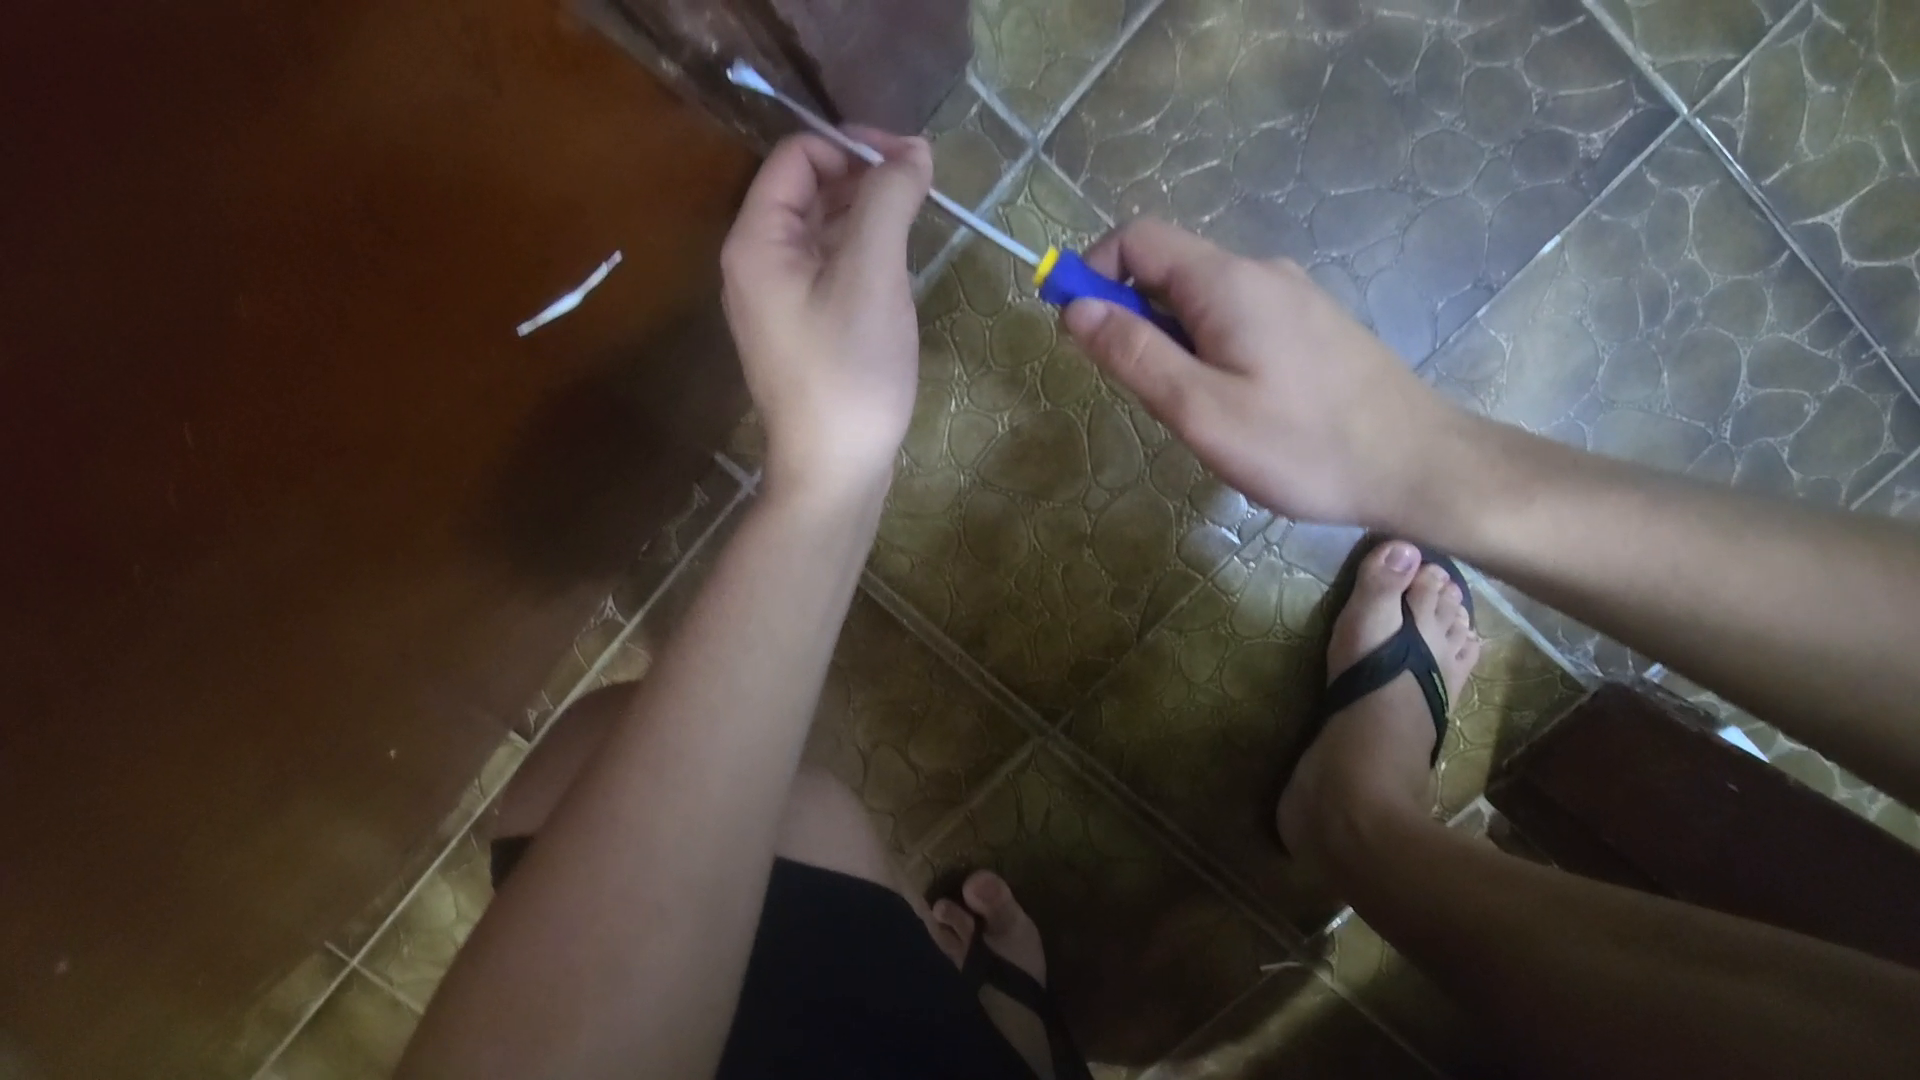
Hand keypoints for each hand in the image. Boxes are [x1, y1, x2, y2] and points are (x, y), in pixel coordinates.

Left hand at [720, 131, 932, 503]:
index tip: (913, 162)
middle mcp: (756, 263)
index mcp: (757, 241)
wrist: (833, 469)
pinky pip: (828, 270)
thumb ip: (888, 202)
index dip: (855, 144)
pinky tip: (896, 269)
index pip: (798, 156)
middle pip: (807, 190)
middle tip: (923, 190)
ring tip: (917, 224)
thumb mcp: (873, 277)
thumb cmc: (850, 373)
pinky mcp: (800, 329)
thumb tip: (913, 151)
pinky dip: (862, 255)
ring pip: (821, 231)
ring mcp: (776, 300)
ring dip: (867, 216)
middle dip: (865, 178)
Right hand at [1062, 219, 1459, 528]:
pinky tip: (1234, 407)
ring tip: (1193, 411)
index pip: (1138, 238)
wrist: (1419, 465)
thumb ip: (1133, 354)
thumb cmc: (1302, 444)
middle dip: (1132, 319)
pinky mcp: (1310, 326)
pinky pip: (1235, 321)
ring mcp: (1291, 297)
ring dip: (1171, 343)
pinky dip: (1208, 351)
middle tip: (1142, 391)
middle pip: (1168, 270)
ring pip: (1200, 302)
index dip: (1092, 271)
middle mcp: (1259, 272)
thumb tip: (1075, 309)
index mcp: (1226, 281)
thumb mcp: (1199, 409)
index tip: (1075, 330)